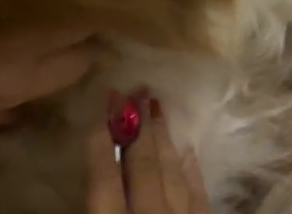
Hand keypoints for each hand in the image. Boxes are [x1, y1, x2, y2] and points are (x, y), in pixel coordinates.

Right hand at [86, 99, 208, 212]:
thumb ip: (94, 207)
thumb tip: (93, 175)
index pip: (105, 177)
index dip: (101, 141)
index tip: (104, 105)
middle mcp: (151, 213)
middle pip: (143, 165)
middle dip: (138, 125)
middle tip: (137, 90)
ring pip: (172, 170)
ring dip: (163, 137)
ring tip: (157, 106)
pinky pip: (198, 192)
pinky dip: (191, 168)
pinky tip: (187, 149)